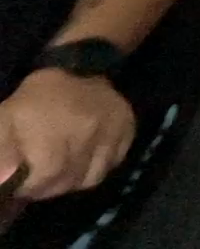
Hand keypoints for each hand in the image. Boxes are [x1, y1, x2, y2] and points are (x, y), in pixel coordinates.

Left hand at [0, 69, 135, 200]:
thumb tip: (6, 179)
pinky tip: (83, 162)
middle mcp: (93, 131)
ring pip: (96, 175)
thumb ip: (0, 153)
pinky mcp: (129, 126)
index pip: (50, 175)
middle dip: (50, 188)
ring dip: (75, 181)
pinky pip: (116, 160)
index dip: (32, 188)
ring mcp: (115, 128)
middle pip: (73, 177)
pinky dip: (98, 167)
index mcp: (59, 131)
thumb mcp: (3, 122)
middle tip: (37, 182)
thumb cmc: (33, 102)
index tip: (21, 186)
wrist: (78, 70)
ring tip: (61, 174)